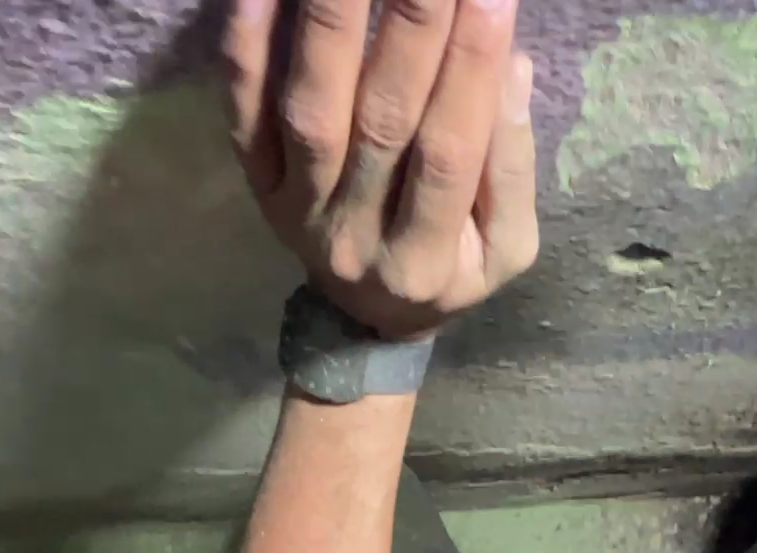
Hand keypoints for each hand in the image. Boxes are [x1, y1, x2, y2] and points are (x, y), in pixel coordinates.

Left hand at [223, 0, 538, 339]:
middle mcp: (354, 238)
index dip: (471, 74)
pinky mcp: (259, 184)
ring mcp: (298, 210)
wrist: (367, 318)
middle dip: (413, 27)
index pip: (450, 155)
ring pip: (312, 109)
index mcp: (424, 261)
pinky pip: (245, 113)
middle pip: (383, 122)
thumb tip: (511, 71)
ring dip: (333, 20)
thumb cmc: (447, 273)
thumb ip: (511, 174)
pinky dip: (249, 48)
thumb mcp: (502, 251)